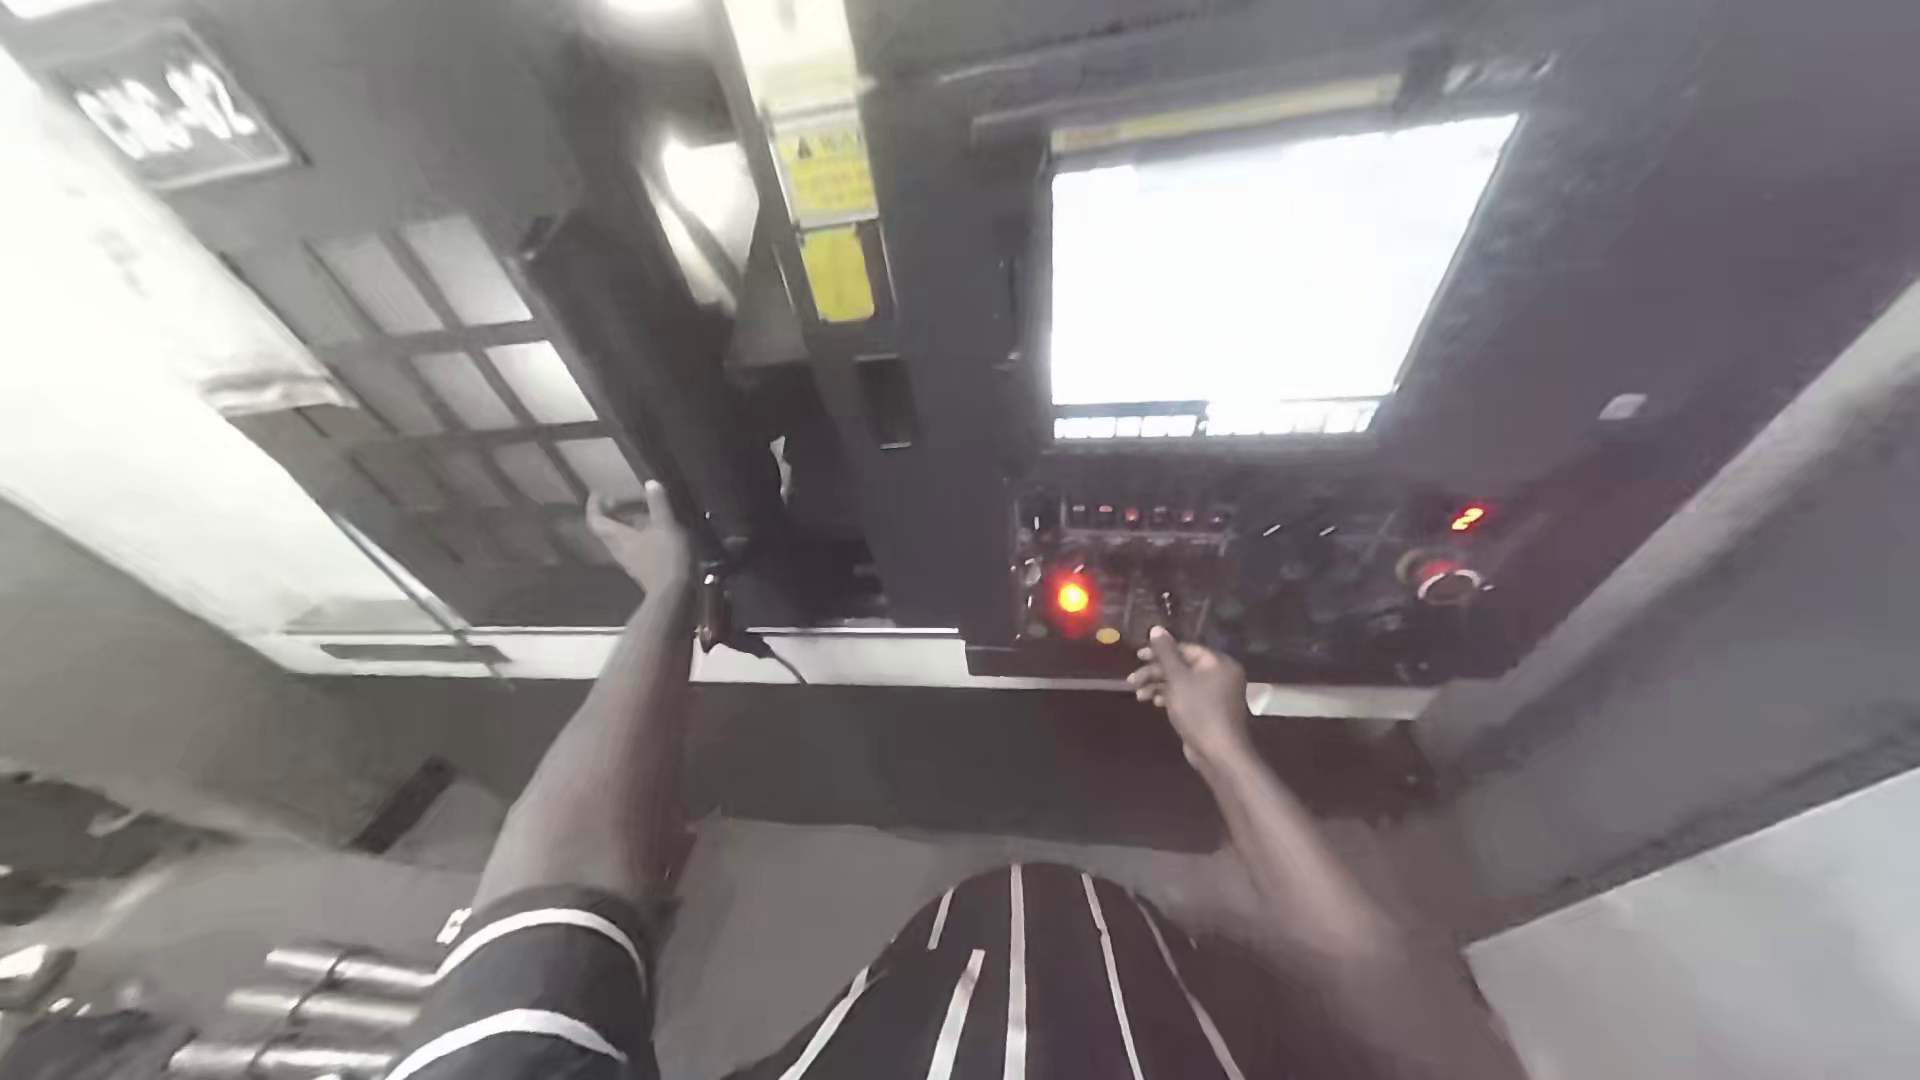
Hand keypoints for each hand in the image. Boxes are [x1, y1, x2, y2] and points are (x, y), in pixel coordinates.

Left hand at [586, 481, 691, 593]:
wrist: (677, 596)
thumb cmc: (668, 559)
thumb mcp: (667, 527)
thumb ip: (659, 505)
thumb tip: (650, 483)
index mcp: (622, 539)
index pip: (598, 521)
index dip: (595, 506)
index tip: (598, 494)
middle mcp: (622, 552)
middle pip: (609, 533)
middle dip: (614, 518)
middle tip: (622, 504)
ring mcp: (634, 565)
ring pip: (624, 544)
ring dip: (629, 531)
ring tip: (644, 519)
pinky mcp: (647, 573)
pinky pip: (638, 553)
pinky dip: (643, 543)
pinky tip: (659, 539)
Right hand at [1129, 626, 1252, 771]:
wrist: (1218, 753)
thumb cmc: (1198, 710)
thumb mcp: (1178, 678)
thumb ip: (1165, 652)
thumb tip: (1156, 628)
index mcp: (1217, 663)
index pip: (1184, 649)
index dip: (1159, 651)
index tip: (1138, 656)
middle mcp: (1219, 675)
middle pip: (1181, 666)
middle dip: (1155, 673)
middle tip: (1133, 680)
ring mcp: (1214, 694)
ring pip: (1180, 682)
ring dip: (1157, 686)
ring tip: (1139, 695)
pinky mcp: (1207, 710)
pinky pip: (1185, 696)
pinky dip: (1168, 697)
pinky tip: (1152, 702)